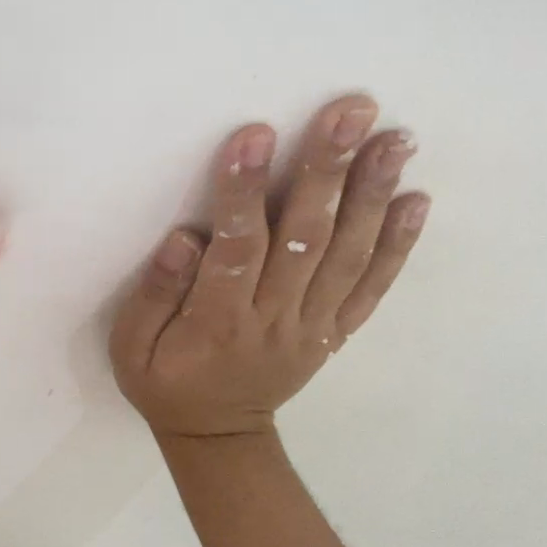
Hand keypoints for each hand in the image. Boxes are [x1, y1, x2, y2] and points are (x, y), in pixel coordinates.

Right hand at [110, 94, 428, 439]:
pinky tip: (415, 198)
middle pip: (304, 240)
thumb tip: (183, 239)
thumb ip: (154, 296)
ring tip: (396, 137)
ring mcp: (312, 325)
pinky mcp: (334, 331)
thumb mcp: (130, 350)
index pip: (236, 248)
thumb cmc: (163, 385)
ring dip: (372, 194)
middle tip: (351, 112)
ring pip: (346, 255)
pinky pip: (371, 287)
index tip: (256, 136)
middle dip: (328, 171)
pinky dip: (398, 244)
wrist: (217, 435)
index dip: (245, 192)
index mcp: (217, 322)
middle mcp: (274, 319)